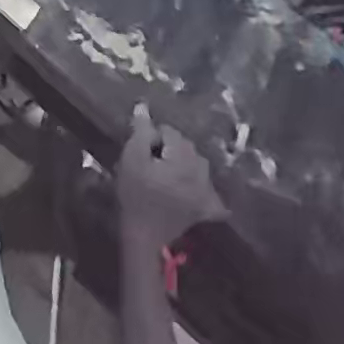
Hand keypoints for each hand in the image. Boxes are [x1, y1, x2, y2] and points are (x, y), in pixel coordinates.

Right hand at [117, 103, 225, 246]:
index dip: (152, 137)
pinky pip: (212, 190)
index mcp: (184, 160)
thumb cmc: (134, 194)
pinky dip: (204, 186)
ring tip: (164, 173)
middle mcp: (202, 174)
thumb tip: (144, 108)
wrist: (143, 235)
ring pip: (197, 163)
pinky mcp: (207, 208)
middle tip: (150, 162)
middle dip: (169, 147)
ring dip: (183, 162)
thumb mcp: (132, 158)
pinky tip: (192, 188)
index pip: (170, 132)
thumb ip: (142, 131)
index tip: (141, 151)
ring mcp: (208, 193)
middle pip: (186, 146)